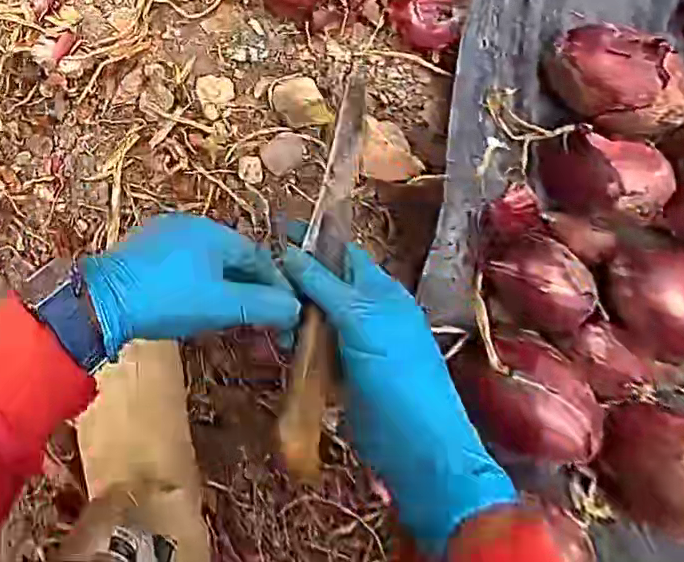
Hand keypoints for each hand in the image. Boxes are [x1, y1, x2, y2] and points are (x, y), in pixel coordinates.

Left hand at [82, 214, 301, 358]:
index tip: (287, 311)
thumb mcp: (219, 305)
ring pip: (209, 262)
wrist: (103, 300)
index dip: (275, 284)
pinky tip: (198, 305)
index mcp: (212, 231)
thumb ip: (260, 305)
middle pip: (233, 256)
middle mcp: (191, 225)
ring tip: (233, 317)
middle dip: (250, 288)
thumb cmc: (167, 298)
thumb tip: (295, 307)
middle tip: (262, 319)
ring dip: (226, 288)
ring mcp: (165, 235)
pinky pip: (186, 264)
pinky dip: (201, 284)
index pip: (257, 255)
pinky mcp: (146, 250)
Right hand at [280, 244, 516, 554]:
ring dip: (292, 317)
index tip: (274, 232)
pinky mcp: (340, 371)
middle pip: (322, 283)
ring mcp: (352, 341)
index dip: (311, 240)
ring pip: (313, 315)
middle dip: (294, 282)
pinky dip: (297, 345)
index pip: (341, 251)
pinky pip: (312, 346)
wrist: (419, 451)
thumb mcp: (359, 319)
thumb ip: (322, 283)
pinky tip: (282, 347)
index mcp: (378, 288)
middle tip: (264, 285)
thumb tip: (288, 249)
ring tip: (276, 326)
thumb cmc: (397, 373)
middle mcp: (365, 309)